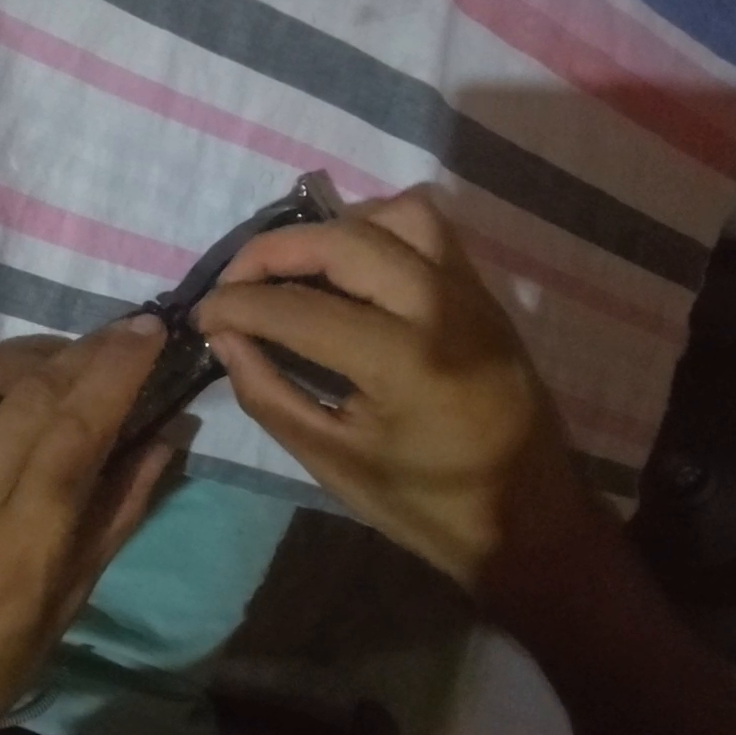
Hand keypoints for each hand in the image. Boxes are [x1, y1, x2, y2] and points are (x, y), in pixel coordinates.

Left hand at [0, 319, 173, 734]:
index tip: (150, 332)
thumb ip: (118, 513)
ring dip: (40, 350)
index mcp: (20, 549)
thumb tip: (165, 440)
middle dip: (91, 349)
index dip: (116, 372)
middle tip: (131, 329)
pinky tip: (22, 372)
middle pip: (33, 395)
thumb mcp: (66, 607)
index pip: (74, 433)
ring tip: (79, 352)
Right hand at [195, 187, 600, 602]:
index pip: (298, 309)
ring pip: (394, 214)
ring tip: (296, 265)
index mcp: (405, 365)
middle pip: (342, 239)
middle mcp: (443, 310)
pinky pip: (428, 227)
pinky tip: (348, 266)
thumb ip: (269, 393)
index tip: (203, 316)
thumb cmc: (426, 505)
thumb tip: (225, 337)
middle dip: (271, 251)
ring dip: (330, 228)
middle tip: (236, 282)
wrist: (532, 521)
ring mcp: (471, 293)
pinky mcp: (484, 291)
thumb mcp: (331, 462)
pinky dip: (376, 227)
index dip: (236, 305)